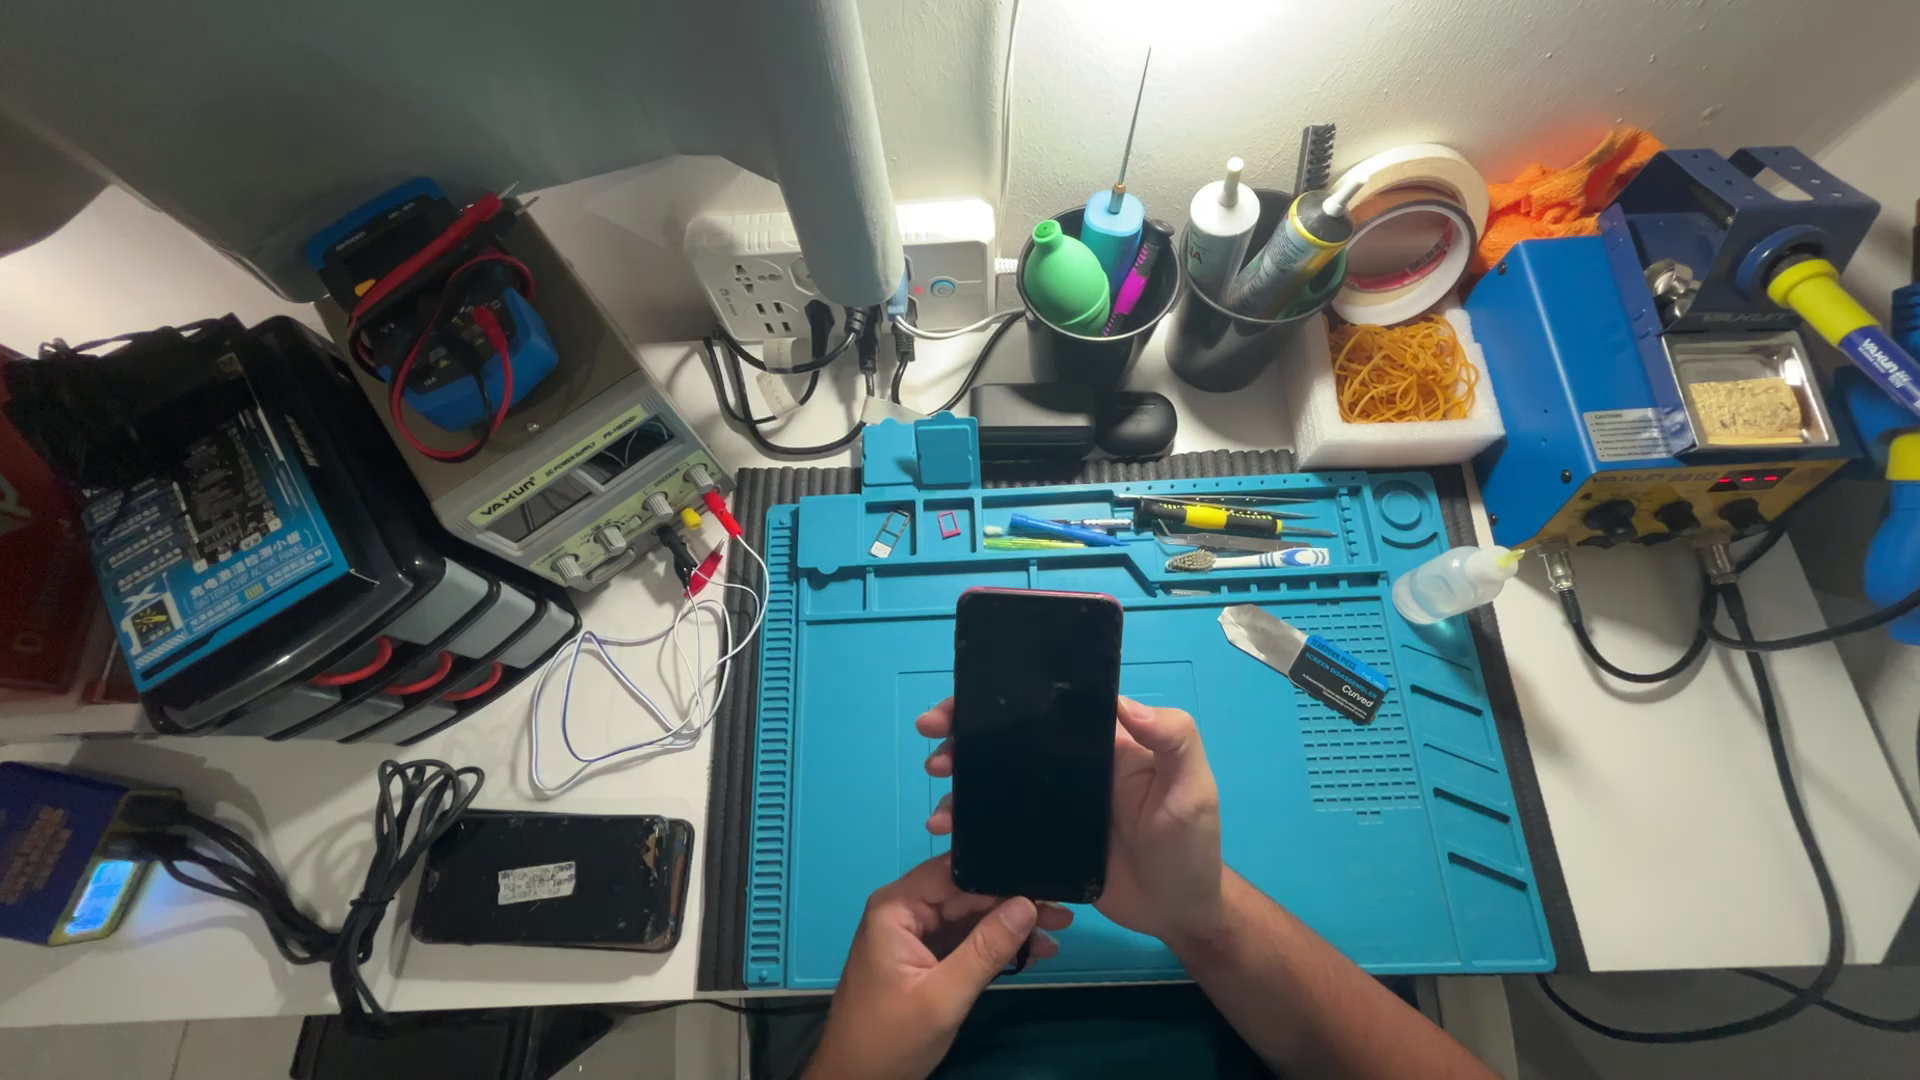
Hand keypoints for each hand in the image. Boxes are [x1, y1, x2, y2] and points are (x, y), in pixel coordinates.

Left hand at [804, 854, 1072, 1079]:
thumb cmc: (890, 1040)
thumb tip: (1027, 904)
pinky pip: (963, 938)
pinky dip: (994, 945)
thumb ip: (986, 949)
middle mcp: (904, 908)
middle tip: (1061, 910)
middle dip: (1012, 901)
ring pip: (969, 915)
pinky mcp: (923, 954)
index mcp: (898, 906)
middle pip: (966, 892)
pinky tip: (1031, 950)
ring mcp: (913, 932)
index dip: (999, 873)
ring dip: (1009, 924)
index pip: (955, 873)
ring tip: (1057, 929)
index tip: (1044, 879)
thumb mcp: (943, 997)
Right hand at [920, 696, 1223, 944]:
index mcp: (1100, 741)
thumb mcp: (1194, 787)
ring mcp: (1053, 803)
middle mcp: (1071, 765)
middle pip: (1010, 737)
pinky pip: (999, 824)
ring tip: (937, 782)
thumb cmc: (1192, 845)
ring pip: (996, 778)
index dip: (1005, 697)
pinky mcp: (1042, 840)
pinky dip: (970, 822)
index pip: (1046, 706)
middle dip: (966, 730)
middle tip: (933, 734)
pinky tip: (948, 830)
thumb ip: (1173, 738)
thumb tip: (1123, 701)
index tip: (964, 699)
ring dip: (960, 774)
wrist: (1181, 914)